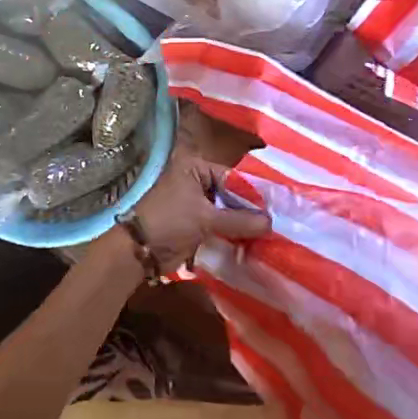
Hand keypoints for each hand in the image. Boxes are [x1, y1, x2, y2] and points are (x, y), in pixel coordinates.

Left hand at [125, 144, 270, 266]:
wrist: (140, 249)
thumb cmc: (169, 222)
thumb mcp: (206, 218)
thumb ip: (239, 220)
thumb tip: (272, 223)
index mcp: (194, 168)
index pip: (233, 177)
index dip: (253, 194)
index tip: (276, 209)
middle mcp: (195, 181)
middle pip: (231, 195)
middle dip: (249, 211)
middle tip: (278, 224)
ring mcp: (194, 203)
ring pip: (226, 212)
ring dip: (243, 225)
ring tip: (270, 236)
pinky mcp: (194, 223)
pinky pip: (219, 226)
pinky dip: (232, 234)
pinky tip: (252, 243)